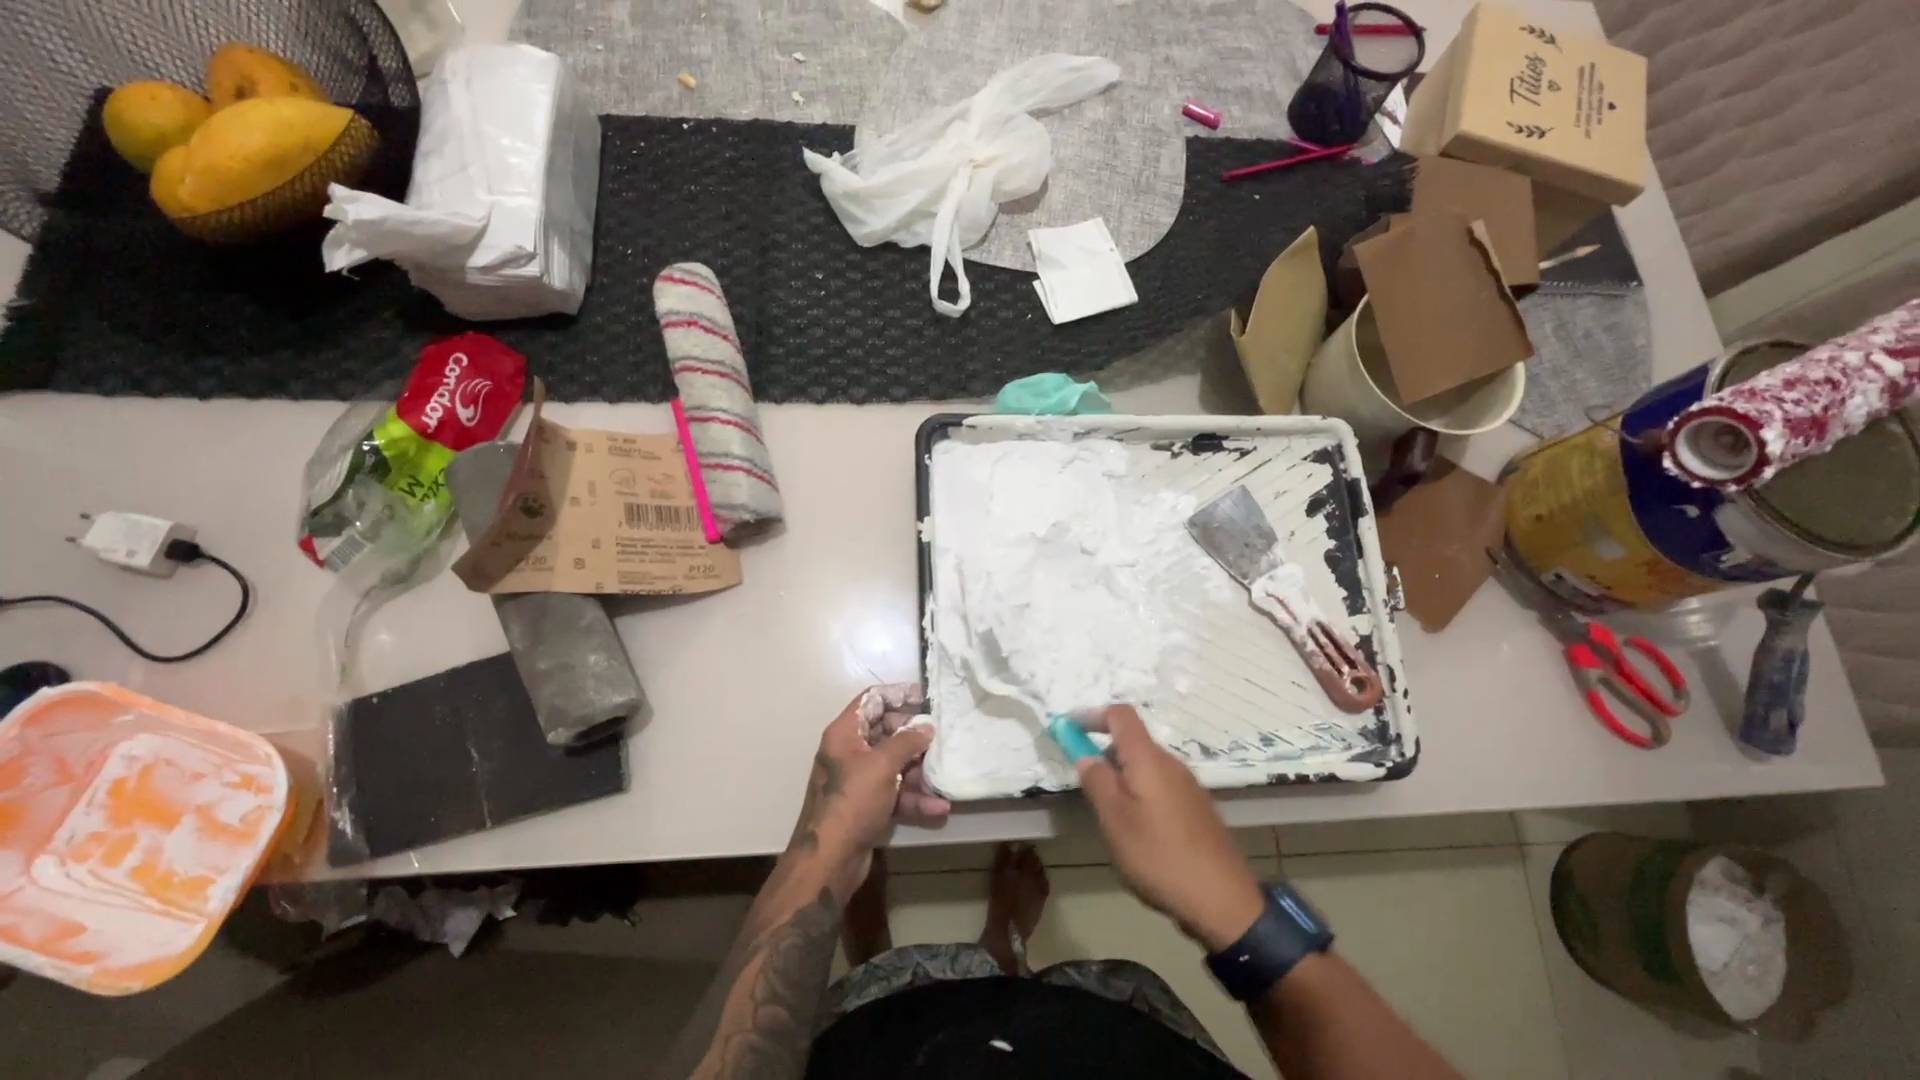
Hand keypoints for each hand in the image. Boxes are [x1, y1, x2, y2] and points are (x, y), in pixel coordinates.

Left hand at [787, 684, 950, 893]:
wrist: (830, 858)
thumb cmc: (852, 801)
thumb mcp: (882, 765)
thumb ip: (907, 742)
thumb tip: (926, 728)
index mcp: (844, 734)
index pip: (870, 700)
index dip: (897, 695)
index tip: (925, 697)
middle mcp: (849, 752)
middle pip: (885, 732)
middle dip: (914, 738)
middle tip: (941, 738)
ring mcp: (858, 780)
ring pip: (894, 765)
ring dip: (919, 773)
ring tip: (943, 778)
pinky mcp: (867, 805)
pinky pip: (894, 793)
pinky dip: (914, 799)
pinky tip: (937, 807)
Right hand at [1076, 705, 1266, 950]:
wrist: (1221, 900)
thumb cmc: (1160, 856)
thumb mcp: (1115, 820)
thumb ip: (1097, 782)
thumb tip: (1086, 755)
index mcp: (1149, 760)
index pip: (1121, 715)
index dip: (1092, 715)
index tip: (1068, 727)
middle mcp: (1172, 765)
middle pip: (1133, 741)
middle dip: (1104, 751)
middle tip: (1083, 781)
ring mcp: (1188, 787)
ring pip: (1146, 767)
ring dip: (1121, 776)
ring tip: (1107, 812)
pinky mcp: (1197, 810)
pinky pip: (1160, 787)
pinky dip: (1139, 793)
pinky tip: (1136, 829)